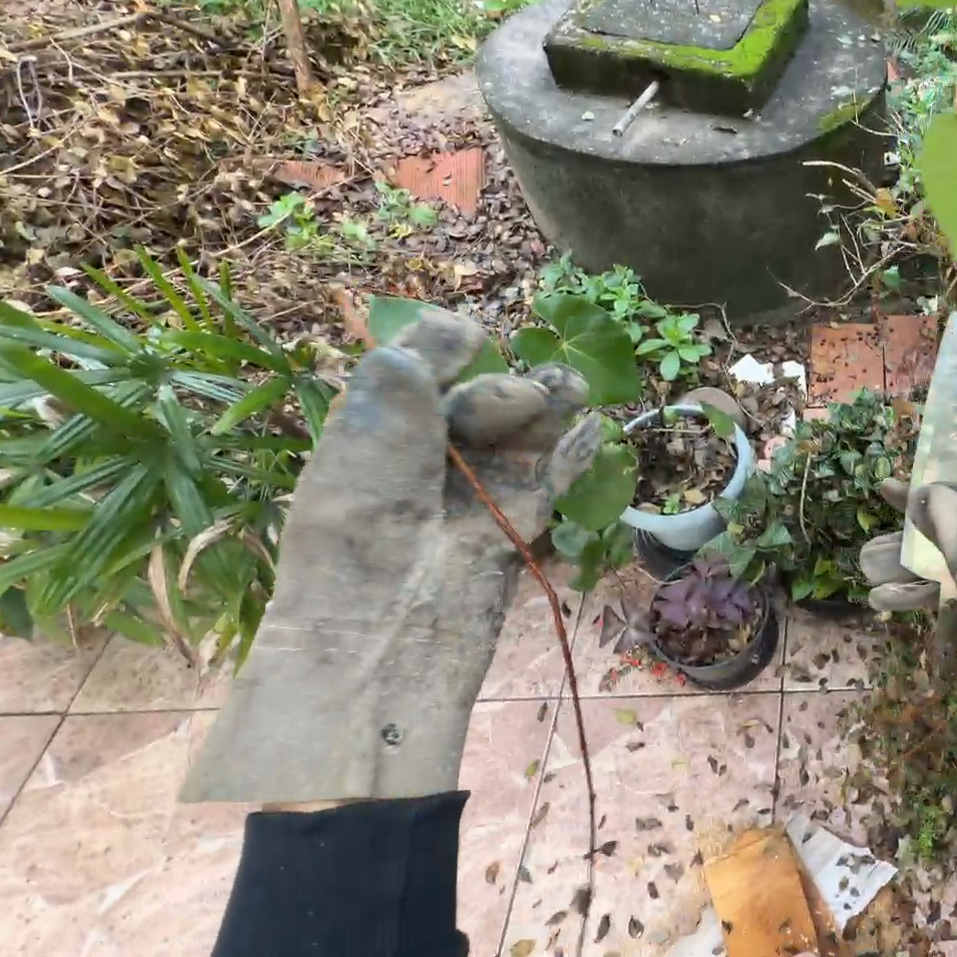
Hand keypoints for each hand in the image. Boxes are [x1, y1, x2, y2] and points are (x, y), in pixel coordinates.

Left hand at [184, 310, 599, 803]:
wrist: (390, 630)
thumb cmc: (361, 528)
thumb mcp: (367, 438)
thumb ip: (406, 374)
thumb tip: (451, 325)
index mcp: (382, 435)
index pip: (420, 376)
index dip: (445, 348)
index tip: (470, 332)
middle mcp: (432, 459)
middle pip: (482, 402)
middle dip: (506, 387)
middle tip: (523, 397)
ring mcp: (482, 492)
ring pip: (528, 435)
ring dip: (553, 406)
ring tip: (576, 387)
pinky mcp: (523, 521)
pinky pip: (557, 477)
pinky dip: (578, 452)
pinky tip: (595, 428)